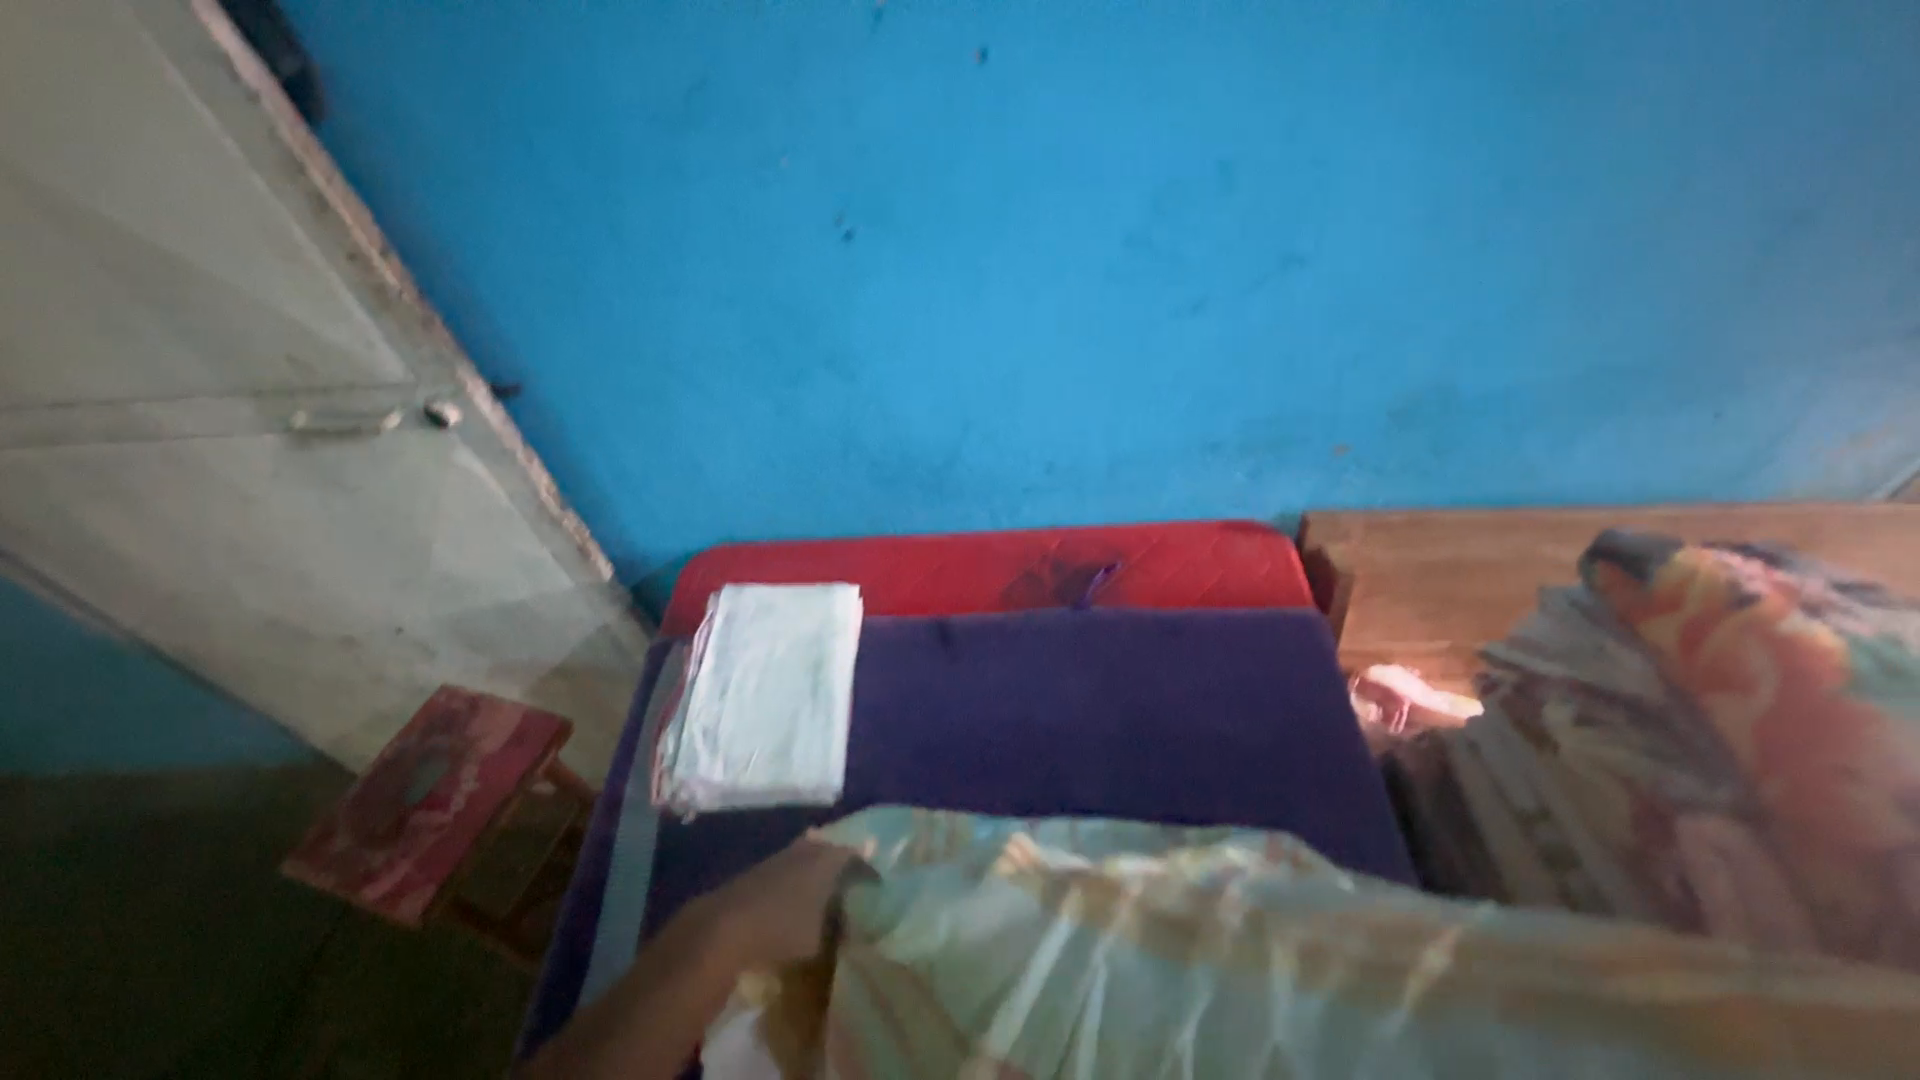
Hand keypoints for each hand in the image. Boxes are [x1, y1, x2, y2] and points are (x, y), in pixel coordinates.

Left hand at [681, 834, 867, 968]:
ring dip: (813, 866)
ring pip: (804, 854)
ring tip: (822, 884)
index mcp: (827, 861)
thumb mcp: (819, 938)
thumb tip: (848, 924)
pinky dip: (794, 877)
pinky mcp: (756, 871)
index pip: (854, 855)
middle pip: (827, 847)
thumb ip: (837, 927)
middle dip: (838, 858)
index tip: (874, 881)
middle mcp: (805, 851)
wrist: (725, 927)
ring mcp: (778, 858)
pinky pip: (785, 867)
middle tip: (849, 873)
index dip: (866, 867)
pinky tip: (793, 894)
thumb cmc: (782, 930)